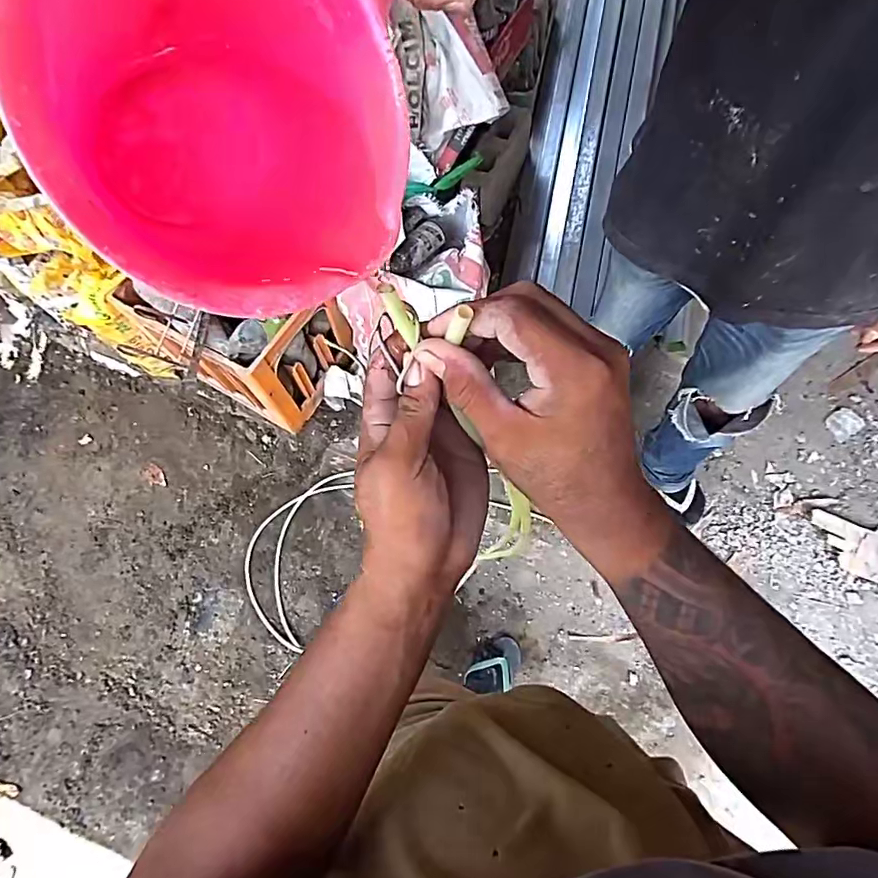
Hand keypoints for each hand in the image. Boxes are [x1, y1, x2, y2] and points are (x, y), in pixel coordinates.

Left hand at [354, 339, 489, 594]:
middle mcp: (411, 419)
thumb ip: (412, 414)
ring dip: (459, 362)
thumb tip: (421, 365)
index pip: (385, 370)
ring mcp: (441, 429)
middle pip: (421, 372)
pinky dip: (480, 387)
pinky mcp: (468, 442)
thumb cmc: (399, 517)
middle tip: (461, 317)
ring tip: (481, 331)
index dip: (398, 343)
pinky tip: (494, 365)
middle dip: (435, 346)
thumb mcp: (399, 462)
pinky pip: (473, 407)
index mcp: (382, 421)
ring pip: (449, 386)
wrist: (429, 561)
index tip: (419, 316)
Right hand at [414, 284, 671, 554]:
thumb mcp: (502, 437)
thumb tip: (432, 351)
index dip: (467, 318)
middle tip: (448, 340)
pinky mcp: (599, 355)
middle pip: (526, 299)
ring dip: (498, 321)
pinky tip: (493, 356)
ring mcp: (602, 348)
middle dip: (481, 314)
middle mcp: (596, 348)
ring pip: (538, 306)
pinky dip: (517, 332)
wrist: (607, 502)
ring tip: (466, 350)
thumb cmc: (558, 481)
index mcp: (574, 368)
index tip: (436, 333)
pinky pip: (551, 324)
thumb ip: (466, 387)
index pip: (512, 314)